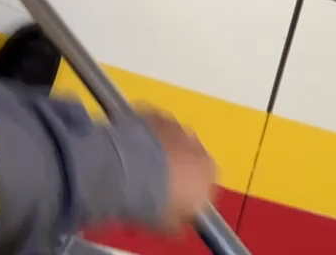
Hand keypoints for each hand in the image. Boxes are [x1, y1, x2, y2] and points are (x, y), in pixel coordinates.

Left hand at [142, 110, 217, 230]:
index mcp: (208, 170)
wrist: (126, 170)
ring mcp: (173, 123)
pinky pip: (152, 123)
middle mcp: (195, 143)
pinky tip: (131, 145)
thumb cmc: (154, 201)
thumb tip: (177, 218)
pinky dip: (145, 131)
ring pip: (171, 136)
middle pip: (190, 154)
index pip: (207, 181)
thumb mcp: (173, 225)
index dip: (191, 191)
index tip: (177, 200)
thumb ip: (182, 218)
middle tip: (157, 182)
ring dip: (161, 146)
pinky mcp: (151, 110)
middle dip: (177, 165)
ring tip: (141, 163)